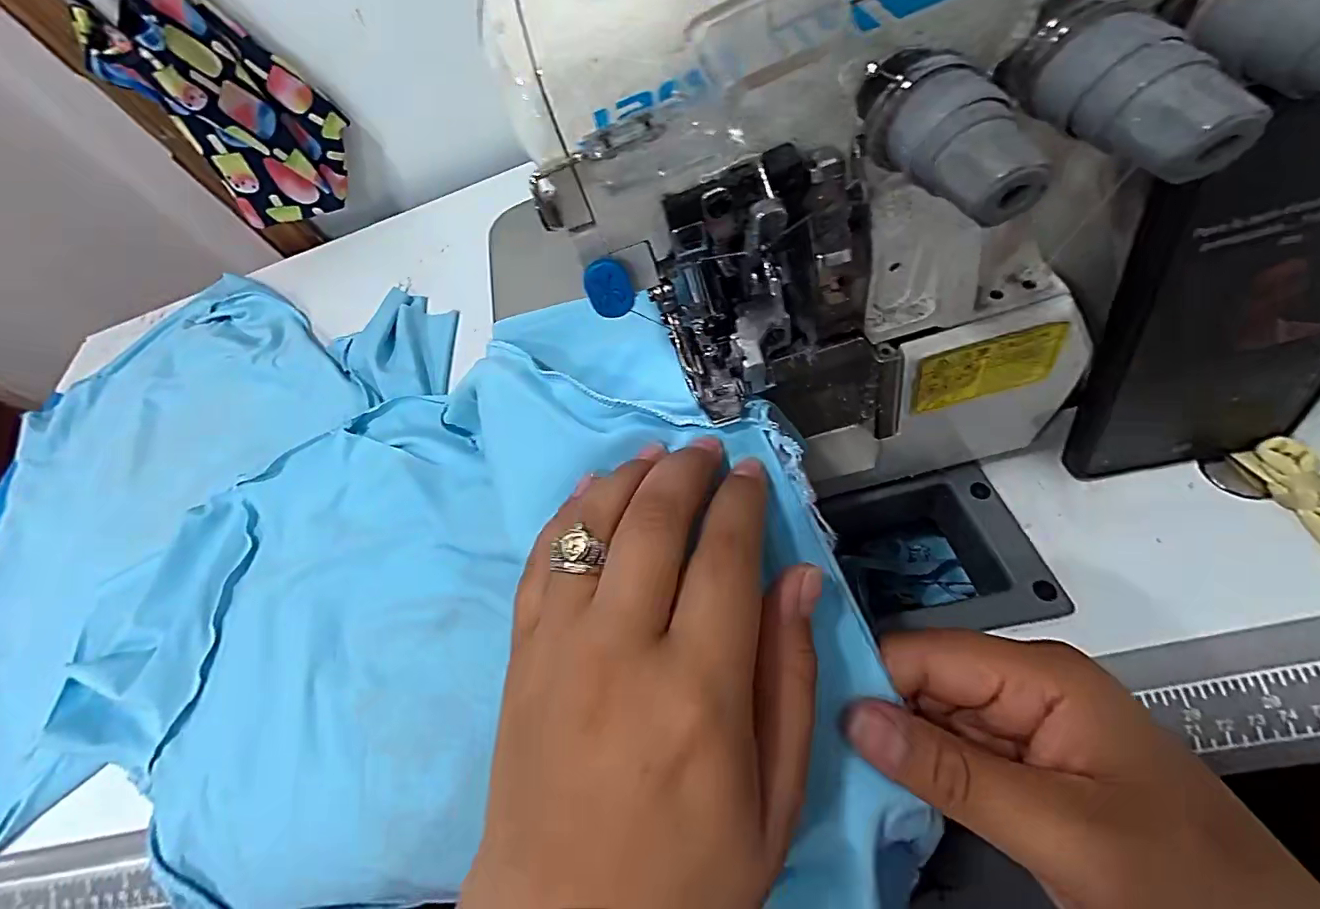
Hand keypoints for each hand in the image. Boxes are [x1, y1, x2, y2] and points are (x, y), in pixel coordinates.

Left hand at [462, 439, 825, 908]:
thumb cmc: (684, 873)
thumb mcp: (772, 800)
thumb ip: (791, 679)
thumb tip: (799, 580)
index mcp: (699, 690)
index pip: (726, 558)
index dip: (743, 503)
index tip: (752, 474)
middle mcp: (622, 648)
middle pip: (655, 521)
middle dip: (686, 472)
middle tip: (706, 452)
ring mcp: (560, 643)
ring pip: (592, 525)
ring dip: (627, 476)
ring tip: (655, 456)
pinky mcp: (521, 650)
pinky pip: (540, 557)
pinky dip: (567, 512)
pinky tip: (590, 489)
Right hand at [846, 630, 1319, 908]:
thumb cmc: (1184, 880)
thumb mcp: (1065, 831)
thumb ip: (953, 772)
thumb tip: (852, 717)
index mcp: (1038, 674)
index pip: (923, 654)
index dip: (867, 678)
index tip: (812, 714)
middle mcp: (1022, 686)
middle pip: (920, 682)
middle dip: (873, 712)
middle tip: (816, 748)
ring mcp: (1021, 727)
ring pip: (928, 718)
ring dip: (890, 743)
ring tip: (834, 767)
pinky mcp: (1020, 767)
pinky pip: (949, 753)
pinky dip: (917, 770)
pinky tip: (879, 785)